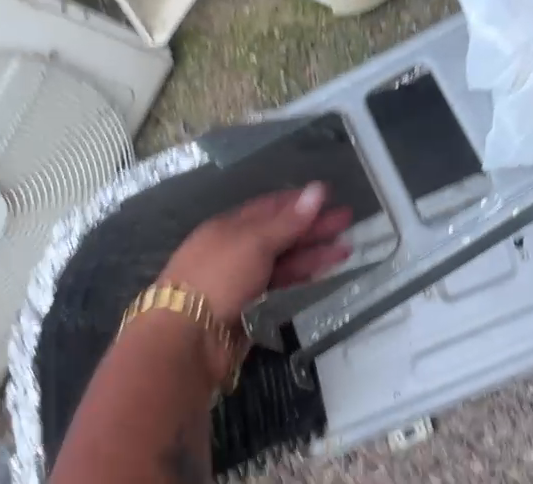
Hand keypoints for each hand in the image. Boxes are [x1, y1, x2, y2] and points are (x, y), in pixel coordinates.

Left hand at [159, 182, 353, 344]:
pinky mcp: (249, 308)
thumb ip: (289, 220)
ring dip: (314, 252)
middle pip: (280, 233)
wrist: (185, 343)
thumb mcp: (254, 242)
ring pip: (284, 260)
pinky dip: (303, 275)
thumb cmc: (216, 279)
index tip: (328, 194)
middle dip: (313, 226)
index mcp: (228, 228)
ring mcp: (241, 281)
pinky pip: (281, 285)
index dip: (299, 200)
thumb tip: (318, 189)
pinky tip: (324, 271)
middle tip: (347, 219)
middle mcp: (235, 251)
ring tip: (347, 248)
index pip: (269, 207)